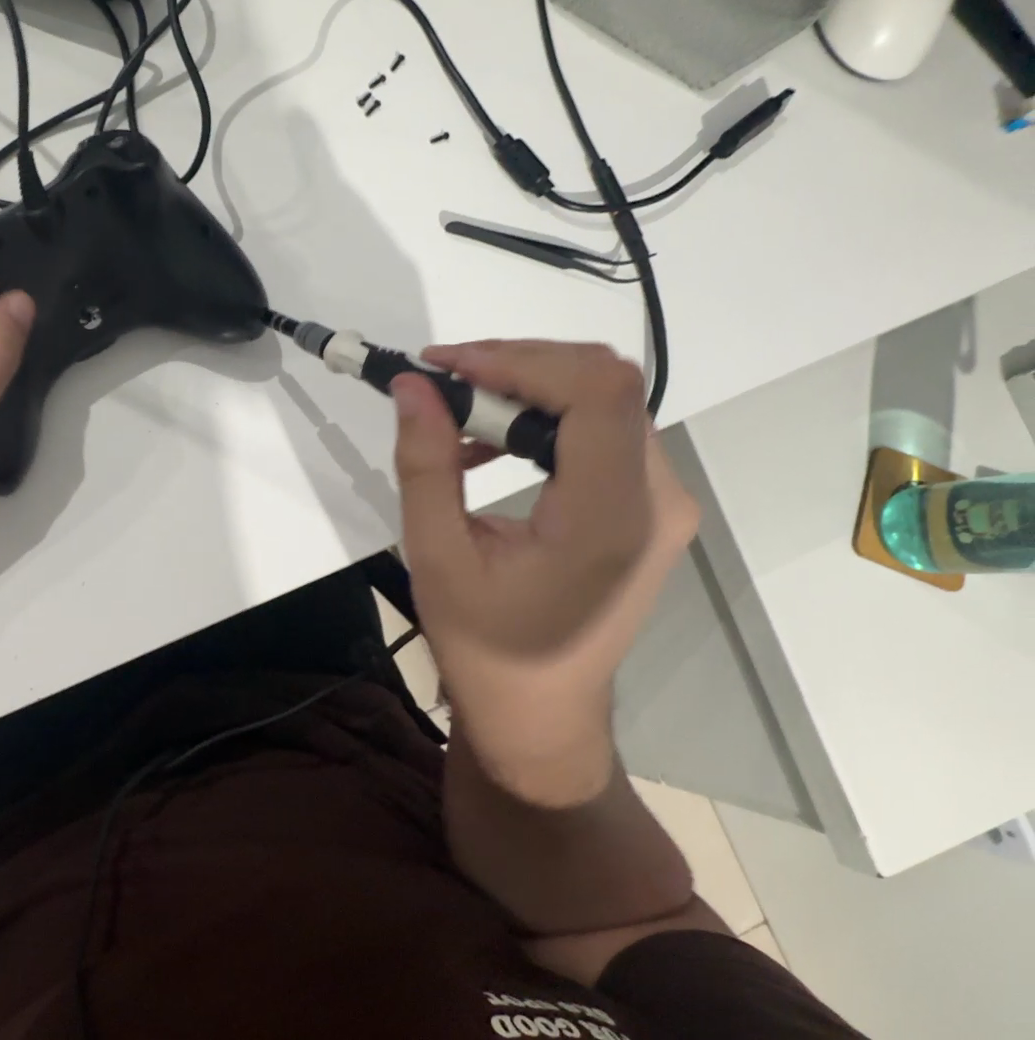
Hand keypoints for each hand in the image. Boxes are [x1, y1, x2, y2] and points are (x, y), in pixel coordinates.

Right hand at [391, 342, 698, 793]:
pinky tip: (487, 443)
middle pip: (604, 387)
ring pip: (603, 403)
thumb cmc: (483, 645)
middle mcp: (658, 499)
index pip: (597, 392)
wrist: (539, 711)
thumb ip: (426, 464)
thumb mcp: (436, 556)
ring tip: (453, 413)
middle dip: (515, 367)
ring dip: (525, 390)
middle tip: (438, 382)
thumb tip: (410, 387)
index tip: (444, 366)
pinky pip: (601, 434)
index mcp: (610, 517)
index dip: (520, 359)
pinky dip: (541, 420)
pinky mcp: (647, 508)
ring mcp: (661, 503)